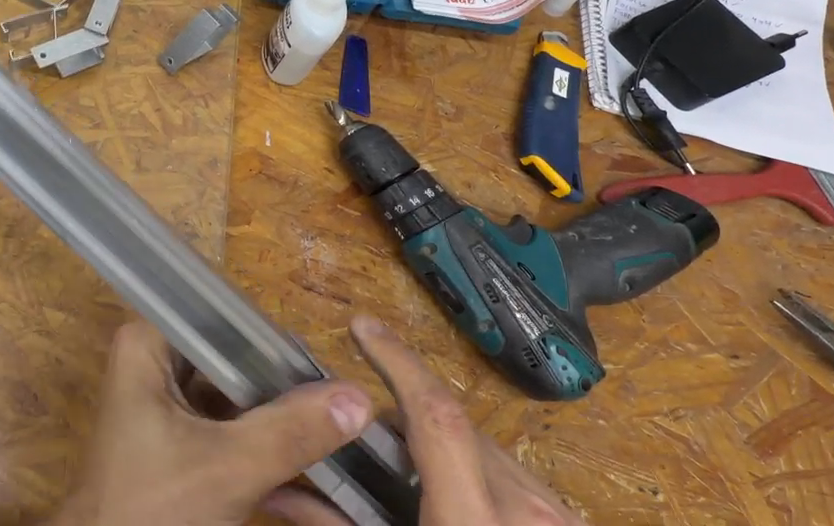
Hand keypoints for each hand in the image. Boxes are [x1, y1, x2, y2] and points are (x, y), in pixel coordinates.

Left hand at [49, 321, 376, 525]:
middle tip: (357, 411)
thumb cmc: (153, 505)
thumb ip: (292, 430)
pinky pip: (236, 447)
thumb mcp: (228, 467)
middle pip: (237, 367)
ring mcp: (170, 412)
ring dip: (293, 440)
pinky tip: (334, 506)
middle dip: (295, 396)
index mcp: (149, 348)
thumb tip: (360, 397)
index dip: (275, 341)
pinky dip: (276, 473)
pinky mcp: (183, 453)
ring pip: (243, 412)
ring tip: (358, 451)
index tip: (330, 367)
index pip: (218, 319)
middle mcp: (156, 368)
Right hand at [264, 315, 581, 524]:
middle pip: (456, 425)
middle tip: (367, 429)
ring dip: (443, 440)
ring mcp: (562, 520)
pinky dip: (478, 470)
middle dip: (407, 412)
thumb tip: (270, 490)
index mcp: (478, 522)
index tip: (361, 326)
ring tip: (412, 467)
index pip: (436, 416)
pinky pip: (517, 478)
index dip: (397, 361)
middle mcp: (531, 510)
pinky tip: (458, 495)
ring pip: (487, 448)